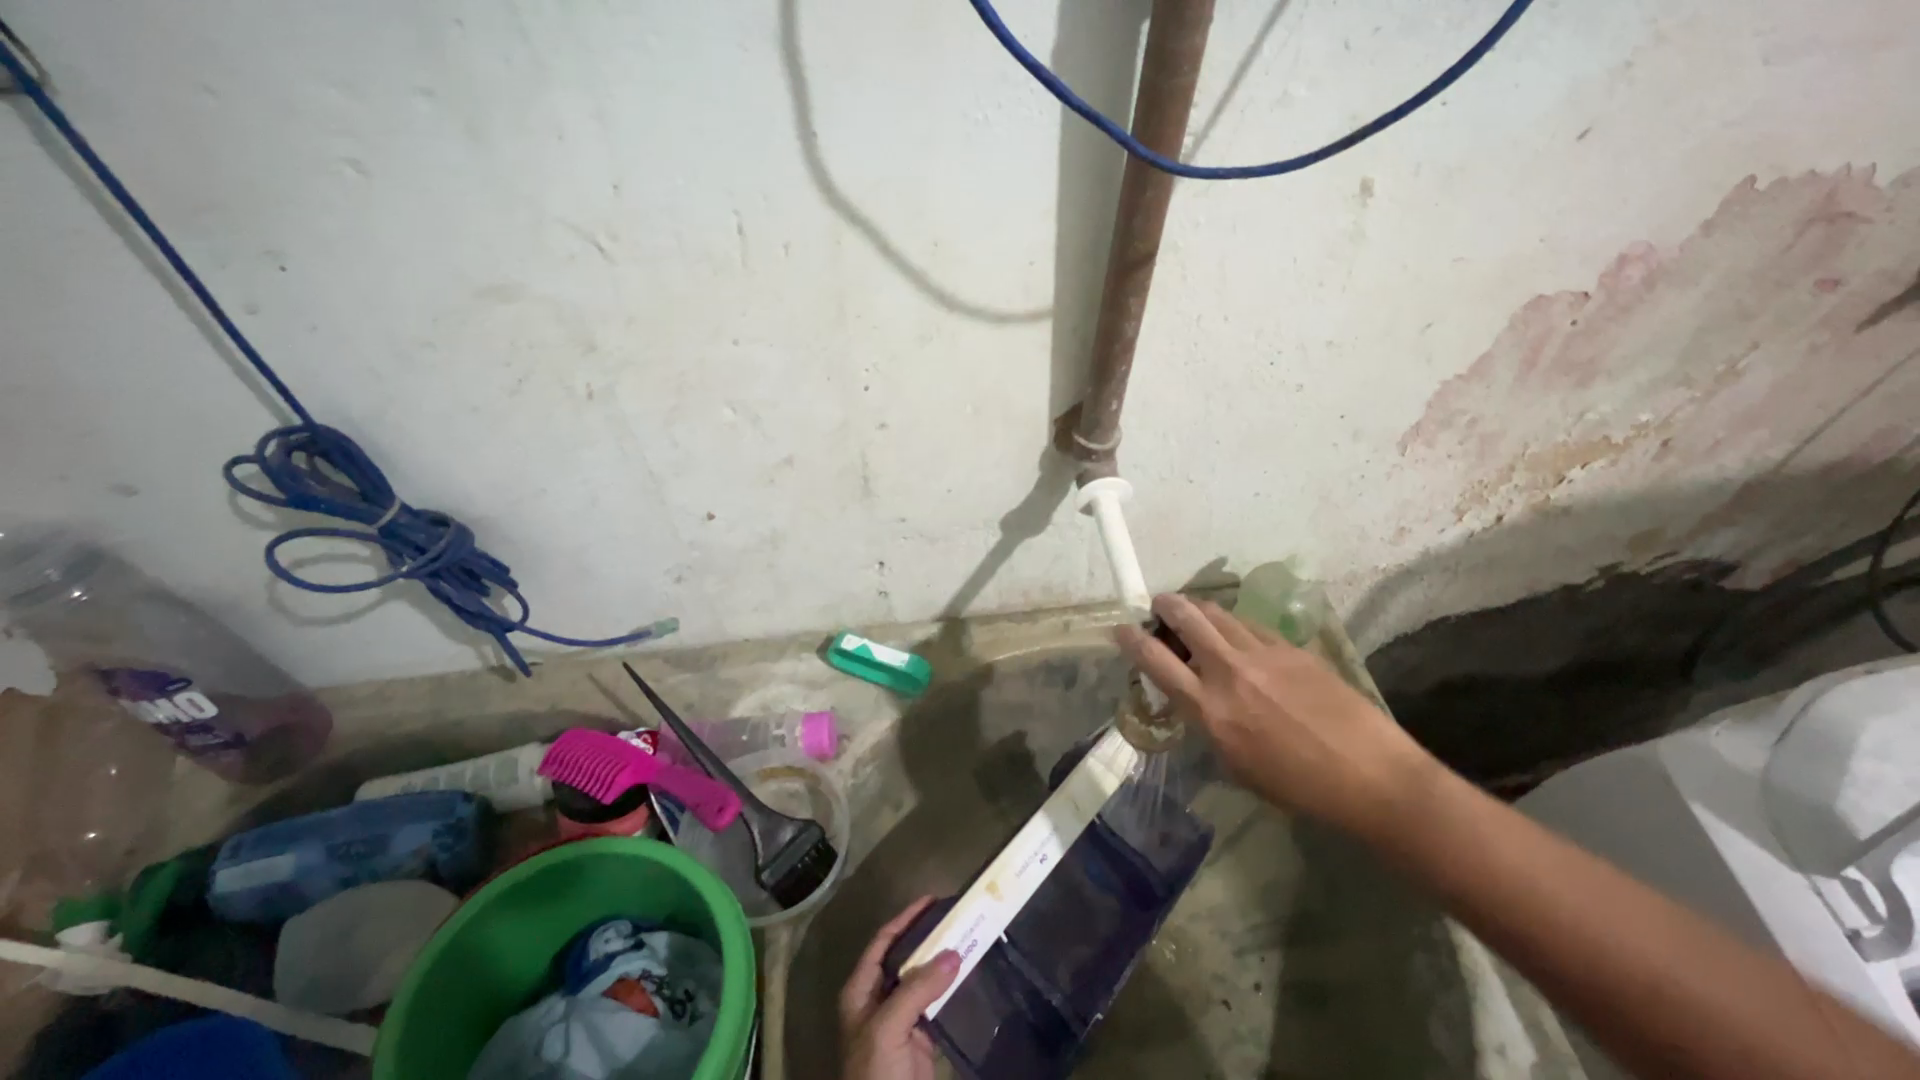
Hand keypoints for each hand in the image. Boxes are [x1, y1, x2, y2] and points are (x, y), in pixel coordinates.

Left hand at [839, 896, 959, 1079]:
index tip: (932, 899)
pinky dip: (953, 988)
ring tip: (971, 936)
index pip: (882, 943)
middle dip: (929, 936)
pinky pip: (937, 1003)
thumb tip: (952, 953)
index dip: (905, 919)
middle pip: (905, 958)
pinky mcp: (921, 1039)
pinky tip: (972, 974)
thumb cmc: (874, 1073)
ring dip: (944, 961)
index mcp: (860, 991)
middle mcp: (879, 999)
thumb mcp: (888, 1027)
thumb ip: (917, 989)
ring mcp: (900, 1019)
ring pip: (924, 980)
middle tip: (959, 915)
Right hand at [1115, 593, 1436, 837]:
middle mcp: (1230, 673)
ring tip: (1193, 612)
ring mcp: (1265, 655)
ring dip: (1199, 609)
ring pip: (1220, 614)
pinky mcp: (1294, 648)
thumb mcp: (1237, 765)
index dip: (1131, 639)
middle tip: (1158, 604)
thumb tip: (1199, 703)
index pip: (1155, 661)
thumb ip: (1210, 726)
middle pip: (1187, 618)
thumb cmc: (1298, 787)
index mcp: (1210, 711)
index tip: (1120, 628)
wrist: (1369, 774)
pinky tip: (1238, 634)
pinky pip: (1252, 627)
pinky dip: (1235, 625)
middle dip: (1165, 605)